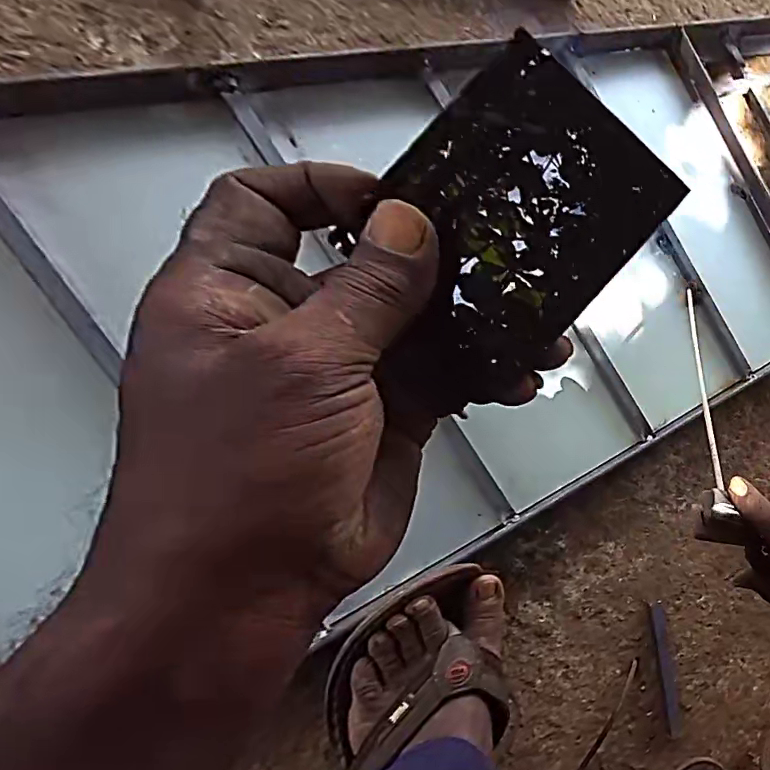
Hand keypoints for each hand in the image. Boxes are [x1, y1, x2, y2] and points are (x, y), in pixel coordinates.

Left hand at [79, 163, 561, 632]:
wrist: (254, 581)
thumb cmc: (240, 468)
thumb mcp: (305, 361)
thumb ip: (367, 290)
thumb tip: (408, 221)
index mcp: (233, 292)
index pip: (264, 204)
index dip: (325, 188)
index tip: (397, 199)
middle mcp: (294, 322)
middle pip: (370, 262)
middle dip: (438, 260)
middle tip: (498, 259)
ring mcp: (351, 368)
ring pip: (425, 321)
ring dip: (481, 322)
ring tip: (536, 329)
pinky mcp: (398, 408)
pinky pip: (452, 373)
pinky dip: (489, 372)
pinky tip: (519, 379)